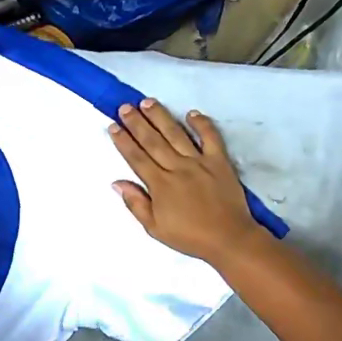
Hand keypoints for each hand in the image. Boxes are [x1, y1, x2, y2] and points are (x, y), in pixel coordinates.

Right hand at [109, 99, 260, 262]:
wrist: (228, 238)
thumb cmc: (189, 236)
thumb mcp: (154, 227)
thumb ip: (136, 203)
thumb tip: (118, 183)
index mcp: (160, 185)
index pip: (137, 158)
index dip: (124, 141)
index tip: (113, 126)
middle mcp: (177, 168)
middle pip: (153, 141)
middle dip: (137, 123)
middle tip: (125, 107)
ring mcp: (199, 162)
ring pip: (176, 134)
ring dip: (161, 117)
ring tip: (148, 102)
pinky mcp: (219, 162)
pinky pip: (210, 138)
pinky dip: (202, 124)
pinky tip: (191, 113)